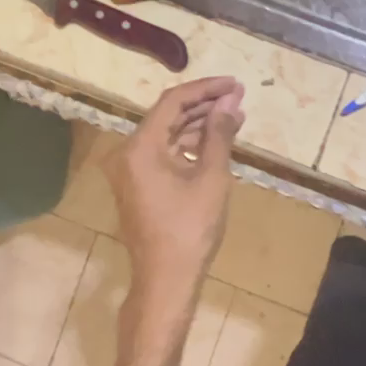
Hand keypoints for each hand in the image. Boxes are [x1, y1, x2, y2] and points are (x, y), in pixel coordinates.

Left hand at [106, 77, 245, 302]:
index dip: (206, 89)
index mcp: (139, 147)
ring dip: (198, 125)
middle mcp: (127, 153)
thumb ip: (219, 134)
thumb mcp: (211, 178)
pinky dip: (188, 146)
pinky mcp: (137, 185)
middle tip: (238, 97)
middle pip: (167, 116)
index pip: (172, 102)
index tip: (235, 84)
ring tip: (234, 117)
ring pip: (166, 135)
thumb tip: (230, 101)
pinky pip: (163, 154)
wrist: (166, 280)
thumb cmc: (190, 229)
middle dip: (204, 105)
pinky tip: (214, 142)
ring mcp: (129, 170)